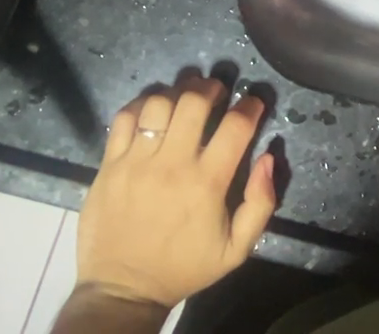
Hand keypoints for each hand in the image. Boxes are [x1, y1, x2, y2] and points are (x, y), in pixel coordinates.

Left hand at [74, 77, 276, 309]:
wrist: (122, 291)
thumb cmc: (184, 267)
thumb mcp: (236, 250)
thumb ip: (261, 204)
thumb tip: (268, 158)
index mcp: (207, 183)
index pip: (236, 125)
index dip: (250, 105)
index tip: (253, 103)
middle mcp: (172, 165)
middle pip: (194, 102)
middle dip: (211, 87)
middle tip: (216, 91)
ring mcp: (136, 162)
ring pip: (159, 103)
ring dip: (177, 93)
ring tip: (184, 98)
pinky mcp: (109, 165)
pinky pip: (124, 118)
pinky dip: (141, 104)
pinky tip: (153, 109)